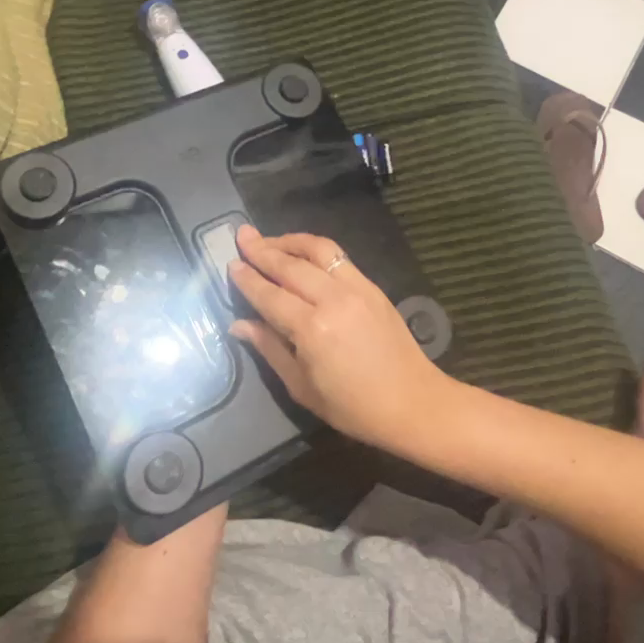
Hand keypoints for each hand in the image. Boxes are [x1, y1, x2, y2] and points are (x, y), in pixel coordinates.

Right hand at [226, 226, 452, 448]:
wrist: (412, 403)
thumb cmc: (353, 407)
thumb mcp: (302, 387)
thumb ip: (270, 349)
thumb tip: (239, 324)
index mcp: (312, 329)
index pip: (269, 295)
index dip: (247, 279)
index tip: (230, 264)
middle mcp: (332, 300)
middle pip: (290, 266)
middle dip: (262, 250)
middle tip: (242, 235)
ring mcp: (356, 289)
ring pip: (317, 251)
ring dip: (290, 241)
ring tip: (269, 239)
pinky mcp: (372, 287)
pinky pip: (339, 258)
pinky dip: (316, 249)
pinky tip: (302, 253)